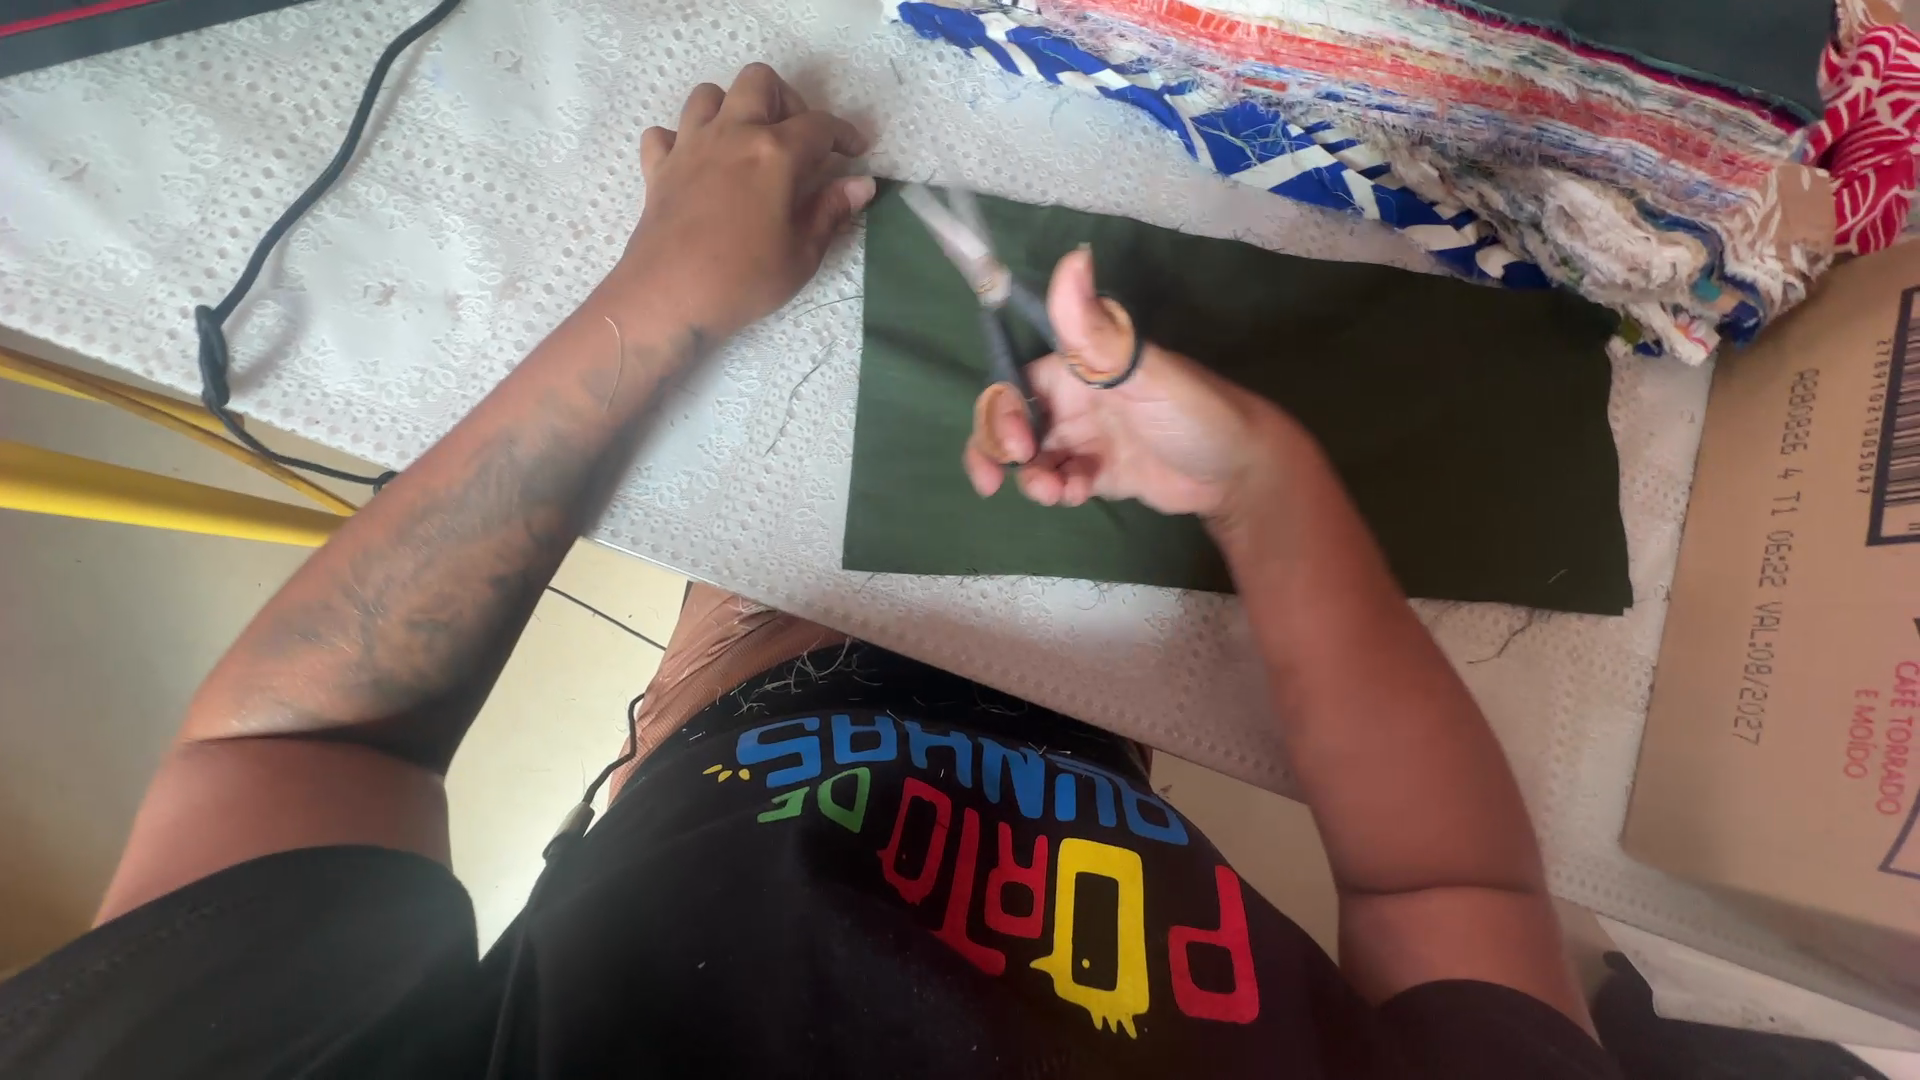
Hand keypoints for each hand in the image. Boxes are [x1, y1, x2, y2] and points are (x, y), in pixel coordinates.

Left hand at [613, 64, 872, 337]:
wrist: (671, 296)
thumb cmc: (746, 280)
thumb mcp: (802, 255)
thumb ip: (832, 212)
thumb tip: (862, 184)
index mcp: (774, 153)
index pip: (819, 125)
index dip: (844, 134)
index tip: (856, 151)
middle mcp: (732, 133)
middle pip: (760, 82)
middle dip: (786, 101)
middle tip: (798, 140)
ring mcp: (689, 145)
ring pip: (709, 95)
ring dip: (734, 110)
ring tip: (748, 145)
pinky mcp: (659, 166)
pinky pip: (667, 132)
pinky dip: (683, 140)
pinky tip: (698, 165)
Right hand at [962, 247, 1301, 521]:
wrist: (1240, 470)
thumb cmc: (1196, 411)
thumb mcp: (1145, 371)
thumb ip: (1097, 330)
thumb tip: (1075, 257)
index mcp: (1079, 370)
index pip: (1017, 384)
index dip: (1002, 412)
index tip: (1014, 445)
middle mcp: (1075, 402)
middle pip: (1014, 424)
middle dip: (1001, 451)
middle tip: (1014, 477)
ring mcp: (1085, 439)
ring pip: (1033, 458)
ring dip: (1033, 477)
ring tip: (1056, 492)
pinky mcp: (1097, 472)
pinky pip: (1061, 481)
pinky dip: (1060, 489)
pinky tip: (1080, 493)